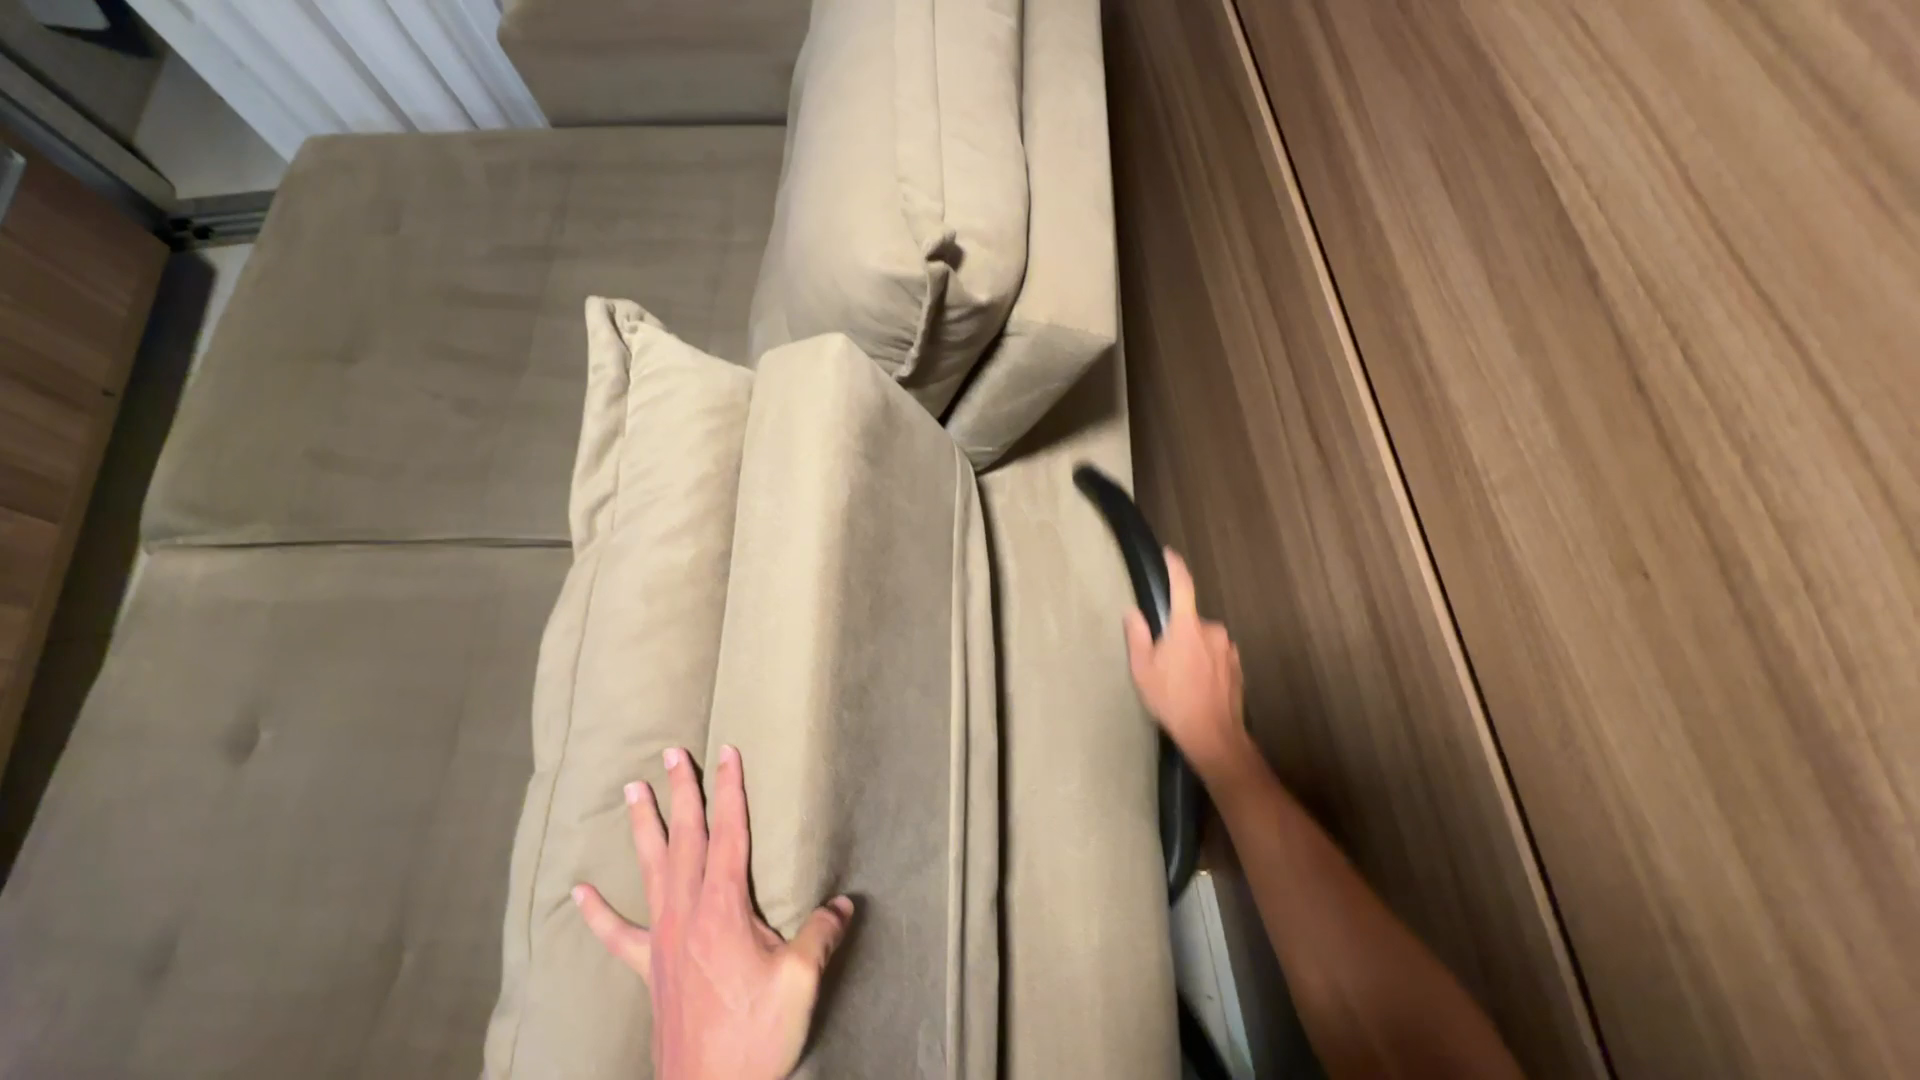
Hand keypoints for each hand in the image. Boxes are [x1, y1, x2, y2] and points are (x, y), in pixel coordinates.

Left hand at [572, 745, 853, 1079]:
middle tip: (672, 753)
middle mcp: (688, 914)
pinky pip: (617, 935)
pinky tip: (578, 893)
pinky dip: (597, 912)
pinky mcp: (650, 969)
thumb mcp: (800, 981)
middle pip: (685, 839)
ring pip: (652, 869)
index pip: (729, 833)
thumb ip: (821, 934)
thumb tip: (845, 905)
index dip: (729, 790)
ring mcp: (662, 940)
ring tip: (632, 791)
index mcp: (724, 908)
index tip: (727, 754)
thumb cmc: (755, 1036)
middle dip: (682, 792)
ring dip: (644, 827)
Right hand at [1125, 548, 1251, 782]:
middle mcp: (1212, 630)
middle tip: (1163, 660)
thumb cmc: (1172, 700)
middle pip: (1189, 621)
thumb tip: (1133, 612)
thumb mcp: (1142, 670)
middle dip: (1177, 634)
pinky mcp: (1237, 666)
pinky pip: (1216, 655)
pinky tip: (1197, 686)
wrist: (1213, 735)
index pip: (1182, 586)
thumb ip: (1137, 636)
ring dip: (1192, 651)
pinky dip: (1206, 664)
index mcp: (1187, 626)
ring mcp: (1228, 648)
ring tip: (1180, 679)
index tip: (1169, 554)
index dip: (1175, 567)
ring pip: (1204, 640)